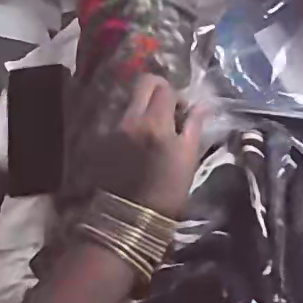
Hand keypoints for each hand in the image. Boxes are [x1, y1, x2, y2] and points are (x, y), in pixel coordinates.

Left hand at [87, 74, 203, 217]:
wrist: (130, 219)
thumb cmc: (167, 191)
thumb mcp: (188, 159)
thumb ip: (194, 126)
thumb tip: (202, 105)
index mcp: (155, 123)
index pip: (165, 88)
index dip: (176, 95)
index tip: (181, 111)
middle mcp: (130, 119)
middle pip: (142, 83)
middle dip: (157, 89)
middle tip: (166, 108)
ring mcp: (112, 128)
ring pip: (129, 100)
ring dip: (142, 106)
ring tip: (151, 127)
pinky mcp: (100, 139)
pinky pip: (118, 117)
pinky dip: (130, 122)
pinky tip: (135, 141)